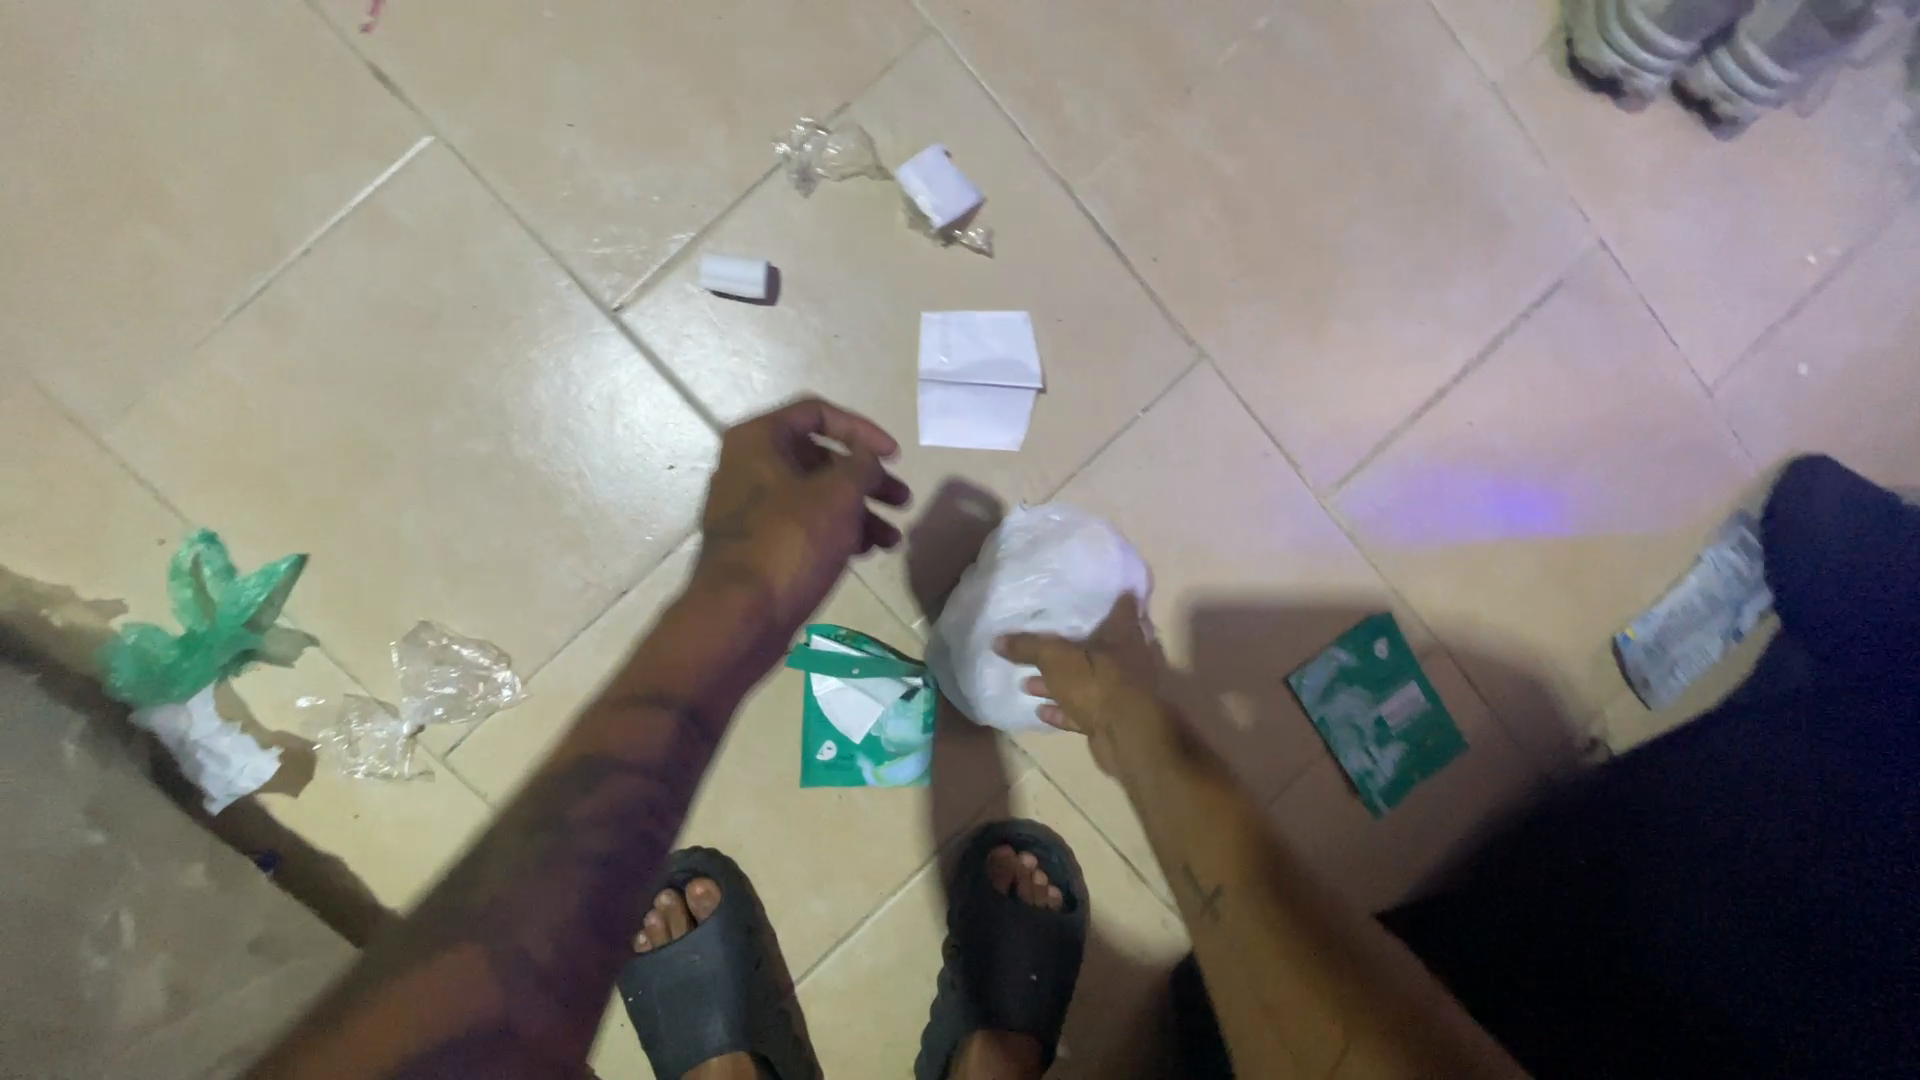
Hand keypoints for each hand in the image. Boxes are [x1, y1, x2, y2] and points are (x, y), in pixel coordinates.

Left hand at [694, 398, 910, 635]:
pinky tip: (870, 551)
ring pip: (818, 496)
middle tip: (902, 499)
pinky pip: (807, 526)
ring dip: (861, 511)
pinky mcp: (761, 544)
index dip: (862, 429)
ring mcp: (753, 508)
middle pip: (821, 458)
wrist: (740, 615)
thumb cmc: (790, 542)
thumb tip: (867, 457)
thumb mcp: (838, 494)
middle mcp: (751, 466)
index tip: (893, 455)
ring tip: (893, 537)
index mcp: (759, 440)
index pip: (817, 412)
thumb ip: (862, 464)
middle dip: (867, 479)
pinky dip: (839, 532)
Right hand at [995, 593, 1160, 750]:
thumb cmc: (1098, 683)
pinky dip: (1063, 709)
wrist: (1129, 738)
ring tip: (1028, 682)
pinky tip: (1041, 710)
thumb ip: (1028, 647)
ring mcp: (1122, 692)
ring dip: (1059, 682)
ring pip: (1087, 681)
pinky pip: (1083, 711)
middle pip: (1098, 646)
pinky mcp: (1113, 720)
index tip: (1095, 594)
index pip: (1122, 607)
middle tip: (1043, 642)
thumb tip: (997, 640)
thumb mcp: (1055, 658)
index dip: (1111, 598)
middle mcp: (1127, 659)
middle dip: (1070, 646)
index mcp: (1122, 634)